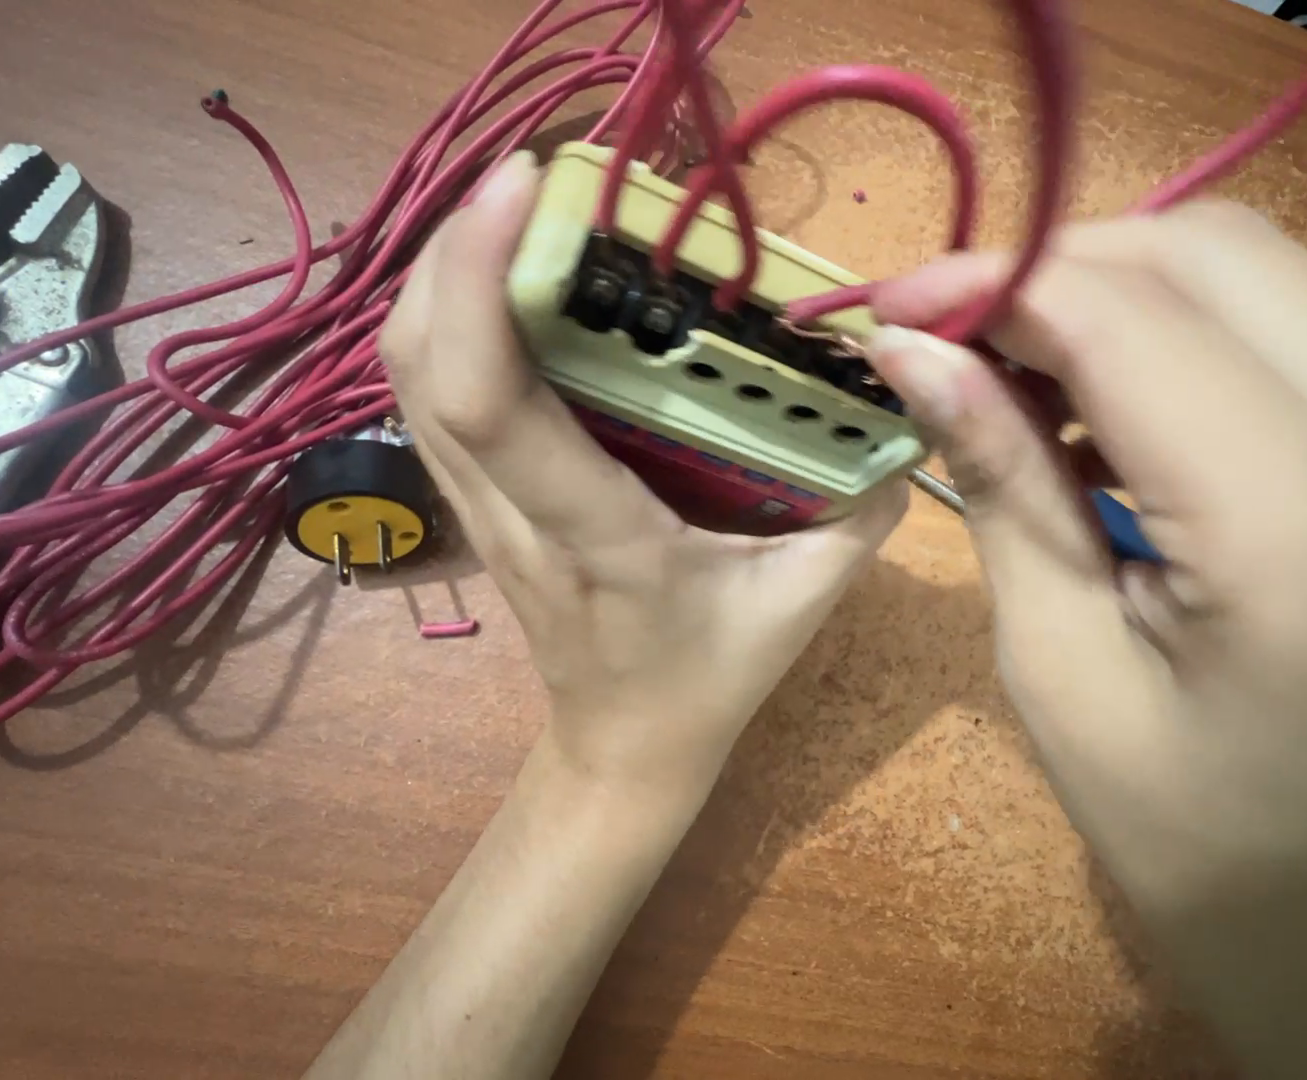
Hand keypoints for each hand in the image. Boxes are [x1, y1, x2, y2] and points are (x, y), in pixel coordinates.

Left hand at [380, 152, 905, 797]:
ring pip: (409, 378)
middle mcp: (515, 518)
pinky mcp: (474, 508)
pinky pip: (429, 400)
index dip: (482, 282)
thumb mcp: (799, 606)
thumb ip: (858, 519)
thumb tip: (897, 426)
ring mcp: (479, 514)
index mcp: (599, 539)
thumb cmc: (708, 682)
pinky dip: (448, 323)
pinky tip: (505, 293)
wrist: (625, 747)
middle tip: (533, 184)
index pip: (497, 407)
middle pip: (424, 366)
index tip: (521, 184)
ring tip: (515, 218)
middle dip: (453, 250)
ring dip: (442, 278)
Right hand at [863, 202, 1306, 1076]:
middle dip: (1057, 271)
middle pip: (1213, 258)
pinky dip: (1186, 336)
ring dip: (1118, 296)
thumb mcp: (1053, 660)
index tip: (897, 305)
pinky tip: (1117, 406)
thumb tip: (910, 349)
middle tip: (954, 333)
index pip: (1135, 325)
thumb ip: (998, 479)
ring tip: (1025, 373)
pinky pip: (1306, 328)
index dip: (999, 287)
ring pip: (1263, 274)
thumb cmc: (1175, 826)